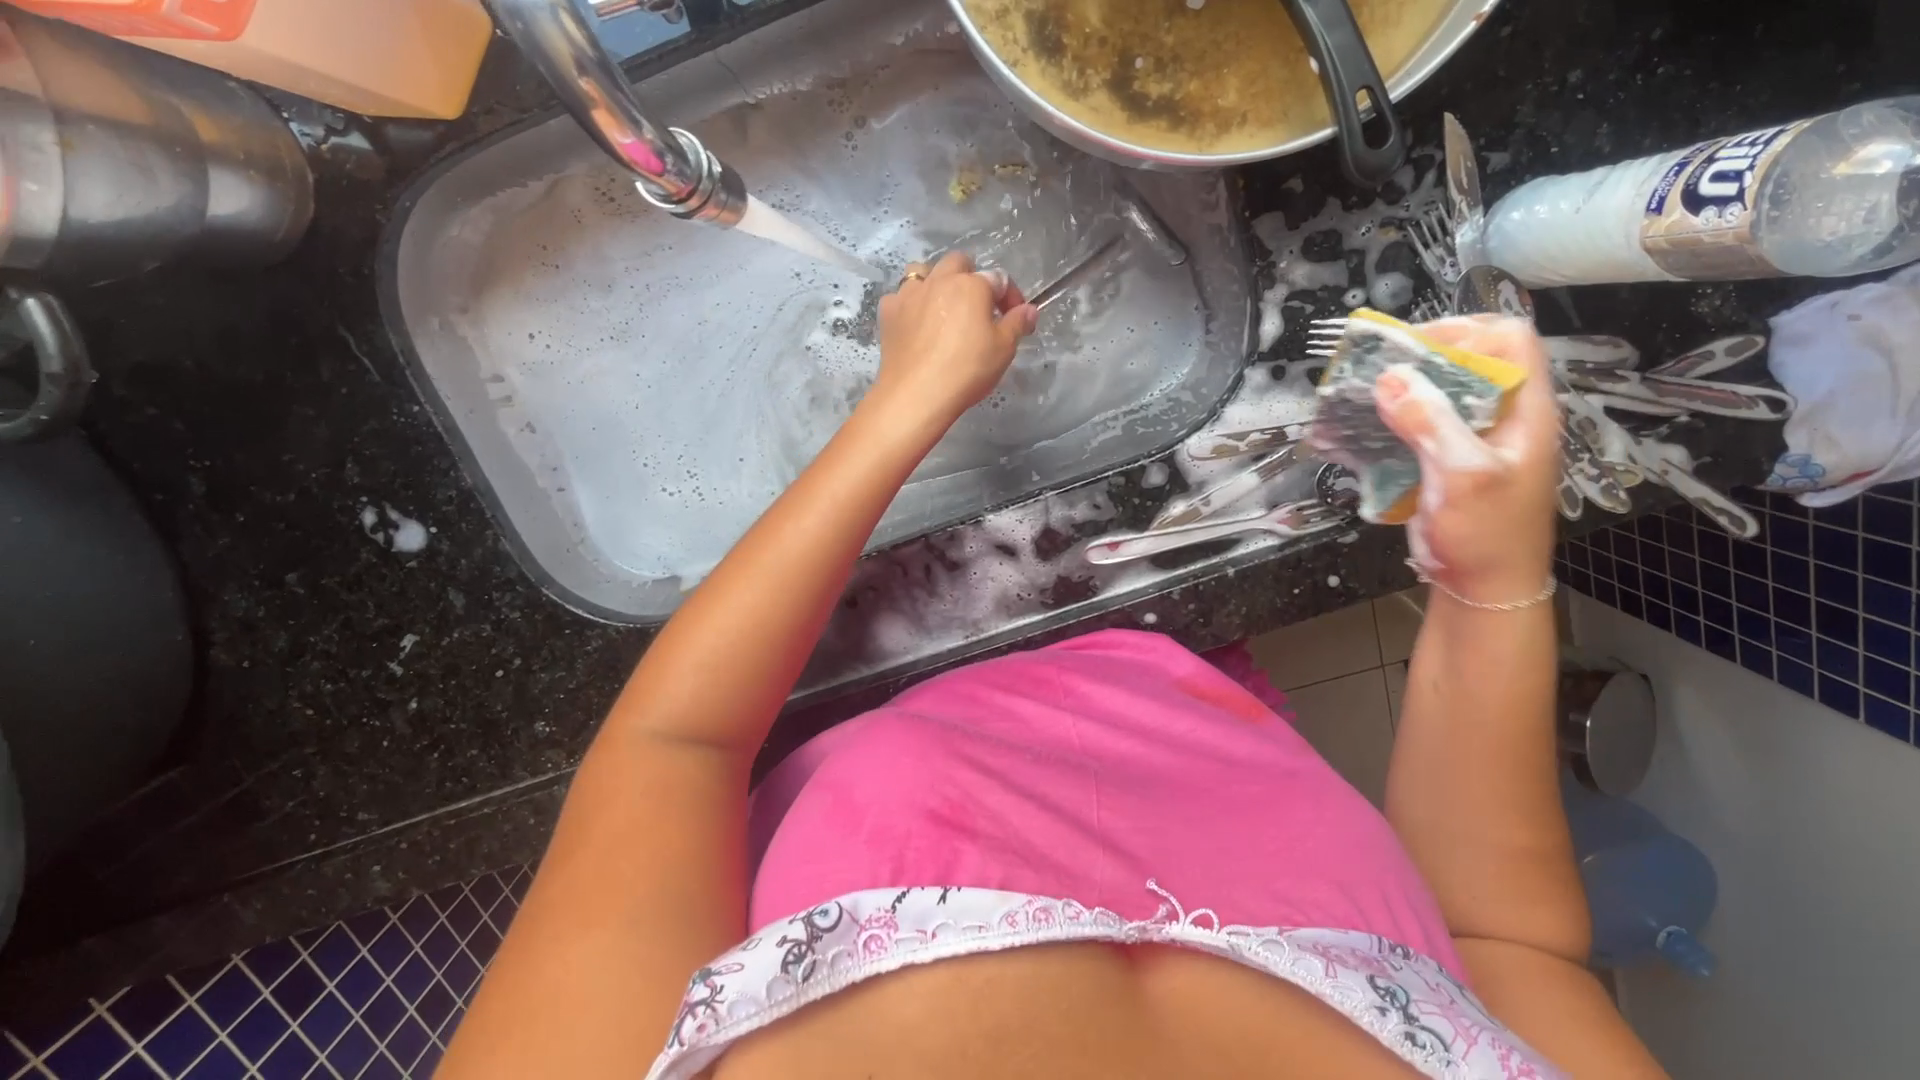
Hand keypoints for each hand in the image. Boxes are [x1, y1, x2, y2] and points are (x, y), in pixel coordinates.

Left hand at [872, 251, 1037, 426]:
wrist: (916, 394)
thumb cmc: (967, 370)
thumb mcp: (1003, 349)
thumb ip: (1017, 324)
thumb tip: (1030, 309)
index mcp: (971, 284)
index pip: (999, 279)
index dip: (1010, 297)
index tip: (1014, 318)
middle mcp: (939, 280)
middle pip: (958, 263)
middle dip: (971, 278)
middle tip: (978, 307)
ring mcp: (909, 294)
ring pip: (923, 271)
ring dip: (936, 281)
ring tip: (943, 306)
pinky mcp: (888, 312)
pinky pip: (900, 296)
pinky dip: (910, 304)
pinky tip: (916, 322)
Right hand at [1375, 316, 1561, 606]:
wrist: (1482, 589)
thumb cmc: (1486, 534)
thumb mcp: (1463, 476)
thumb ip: (1430, 423)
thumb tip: (1390, 376)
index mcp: (1524, 410)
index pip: (1508, 339)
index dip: (1463, 332)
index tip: (1412, 350)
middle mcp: (1500, 414)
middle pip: (1467, 358)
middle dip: (1419, 357)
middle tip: (1374, 369)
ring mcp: (1472, 437)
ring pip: (1438, 389)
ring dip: (1399, 387)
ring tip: (1359, 393)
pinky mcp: (1444, 457)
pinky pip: (1419, 421)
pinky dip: (1390, 417)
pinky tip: (1361, 426)